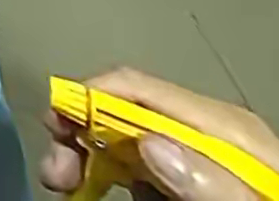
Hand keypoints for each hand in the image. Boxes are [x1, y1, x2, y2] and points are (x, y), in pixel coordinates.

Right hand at [39, 68, 278, 200]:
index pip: (139, 88)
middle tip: (54, 173)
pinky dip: (115, 176)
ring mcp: (204, 162)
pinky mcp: (199, 184)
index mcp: (225, 126)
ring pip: (128, 143)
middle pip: (125, 114)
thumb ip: (215, 184)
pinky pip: (145, 170)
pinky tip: (103, 190)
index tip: (53, 126)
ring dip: (89, 156)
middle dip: (82, 133)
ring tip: (64, 183)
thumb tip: (149, 143)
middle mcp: (207, 134)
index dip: (89, 97)